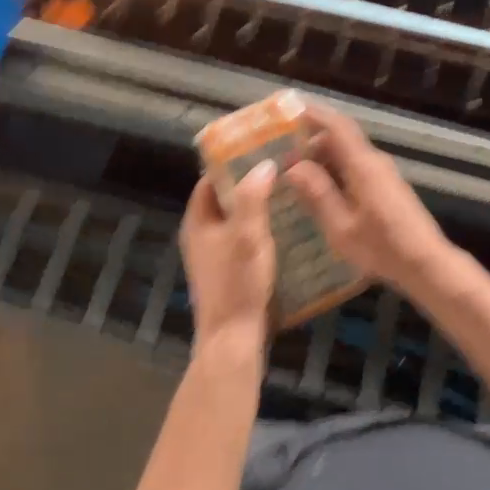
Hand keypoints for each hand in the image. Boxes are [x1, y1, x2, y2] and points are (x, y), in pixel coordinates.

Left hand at [179, 162, 277, 348]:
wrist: (233, 340)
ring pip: (239, 220)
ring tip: (292, 192)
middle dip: (252, 183)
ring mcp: (215, 256)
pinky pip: (247, 240)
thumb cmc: (236, 284)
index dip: (233, 162)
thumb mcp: (247, 235)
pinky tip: (291, 227)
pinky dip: (265, 230)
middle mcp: (202, 236)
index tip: (261, 149)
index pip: (211, 179)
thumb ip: (253, 197)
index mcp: (197, 222)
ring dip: (261, 207)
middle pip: (227, 199)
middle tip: (283, 168)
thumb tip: (264, 163)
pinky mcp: (231, 273)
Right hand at [284, 99, 451, 288]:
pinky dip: (335, 171)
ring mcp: (383, 173)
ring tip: (296, 177)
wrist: (425, 263)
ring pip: (348, 153)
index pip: (336, 126)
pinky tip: (321, 192)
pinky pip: (355, 167)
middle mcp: (374, 161)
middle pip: (340, 138)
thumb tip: (293, 167)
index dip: (313, 114)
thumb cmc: (382, 246)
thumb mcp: (341, 226)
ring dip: (323, 159)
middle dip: (311, 142)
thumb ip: (318, 194)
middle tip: (283, 157)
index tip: (288, 110)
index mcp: (363, 165)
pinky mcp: (386, 186)